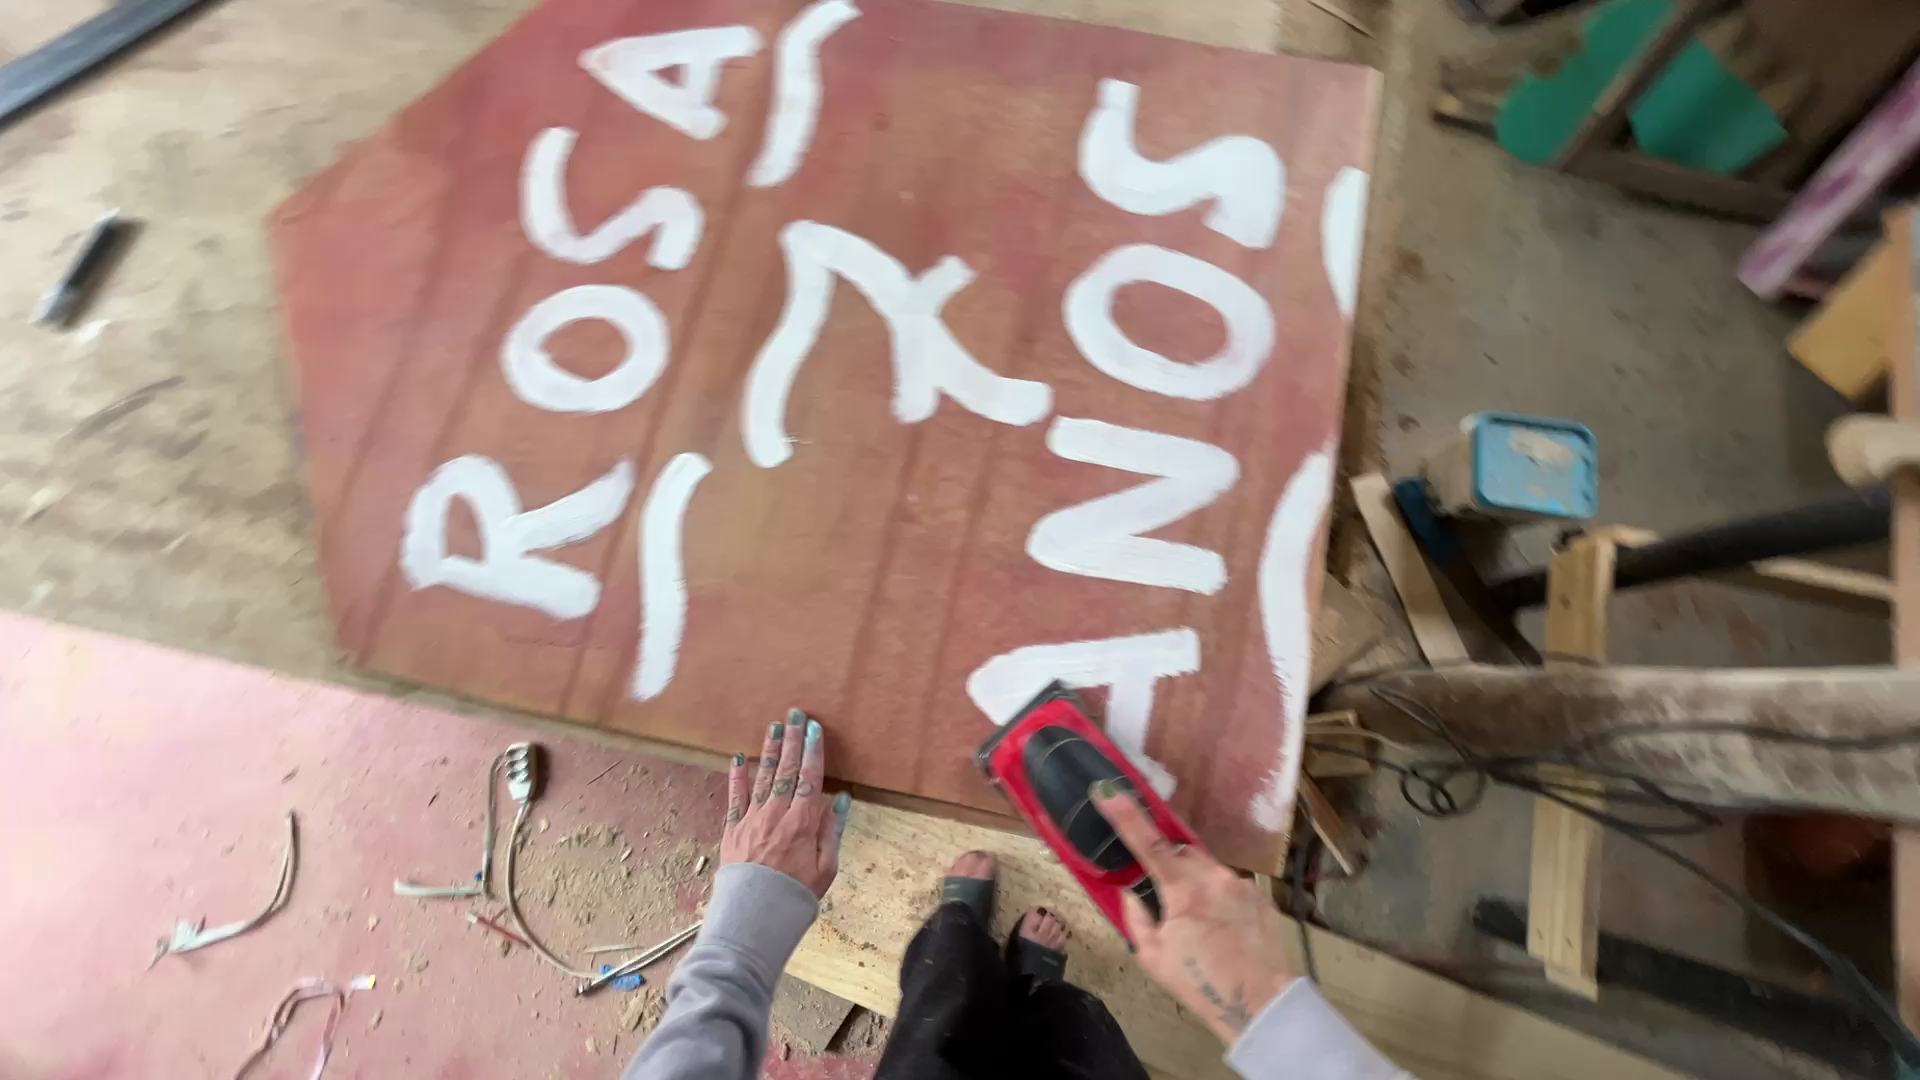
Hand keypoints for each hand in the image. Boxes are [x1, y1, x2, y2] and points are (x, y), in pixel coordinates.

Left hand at [721, 709, 849, 897]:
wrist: (752, 922)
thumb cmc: (795, 897)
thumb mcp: (826, 868)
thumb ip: (833, 830)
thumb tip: (840, 798)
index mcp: (802, 822)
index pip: (809, 777)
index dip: (813, 750)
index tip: (814, 728)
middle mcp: (776, 814)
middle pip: (786, 769)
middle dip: (791, 739)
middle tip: (794, 713)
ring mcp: (751, 820)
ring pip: (762, 776)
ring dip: (769, 749)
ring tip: (773, 726)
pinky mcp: (732, 830)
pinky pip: (735, 797)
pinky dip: (737, 776)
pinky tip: (739, 757)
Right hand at [1093, 784, 1297, 1044]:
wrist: (1264, 1009)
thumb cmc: (1202, 986)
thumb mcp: (1153, 957)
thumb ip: (1135, 916)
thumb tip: (1131, 892)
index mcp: (1184, 892)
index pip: (1148, 843)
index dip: (1126, 815)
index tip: (1108, 790)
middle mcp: (1214, 878)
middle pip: (1181, 851)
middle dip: (1169, 862)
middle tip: (1165, 891)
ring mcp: (1240, 884)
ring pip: (1206, 866)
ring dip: (1195, 881)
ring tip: (1199, 918)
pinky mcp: (1259, 895)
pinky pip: (1229, 883)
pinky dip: (1218, 896)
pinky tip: (1222, 925)